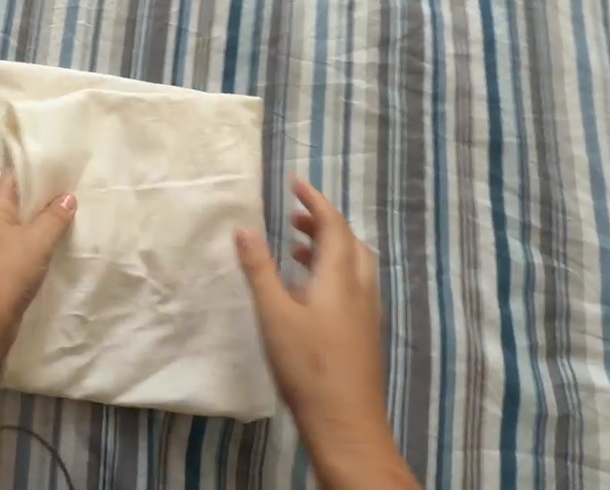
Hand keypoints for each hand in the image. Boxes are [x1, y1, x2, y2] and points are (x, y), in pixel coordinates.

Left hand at [0, 171, 75, 367]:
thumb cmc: (6, 273)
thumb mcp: (36, 241)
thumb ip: (53, 217)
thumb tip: (67, 195)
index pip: (14, 175)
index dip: (36, 167)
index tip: (62, 164)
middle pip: (19, 199)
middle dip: (44, 194)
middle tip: (75, 187)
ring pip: (22, 223)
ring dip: (43, 219)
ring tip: (72, 212)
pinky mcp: (1, 267)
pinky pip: (22, 245)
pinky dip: (39, 241)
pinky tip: (58, 244)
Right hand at [235, 179, 416, 489]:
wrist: (347, 427)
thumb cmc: (307, 366)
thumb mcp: (274, 313)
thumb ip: (259, 269)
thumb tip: (243, 228)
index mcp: (340, 279)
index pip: (334, 225)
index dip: (315, 201)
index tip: (296, 183)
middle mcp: (359, 290)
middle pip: (350, 242)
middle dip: (324, 221)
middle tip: (294, 213)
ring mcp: (365, 314)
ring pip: (354, 265)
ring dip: (329, 246)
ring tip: (296, 245)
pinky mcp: (363, 333)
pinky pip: (353, 284)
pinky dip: (333, 269)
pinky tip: (307, 288)